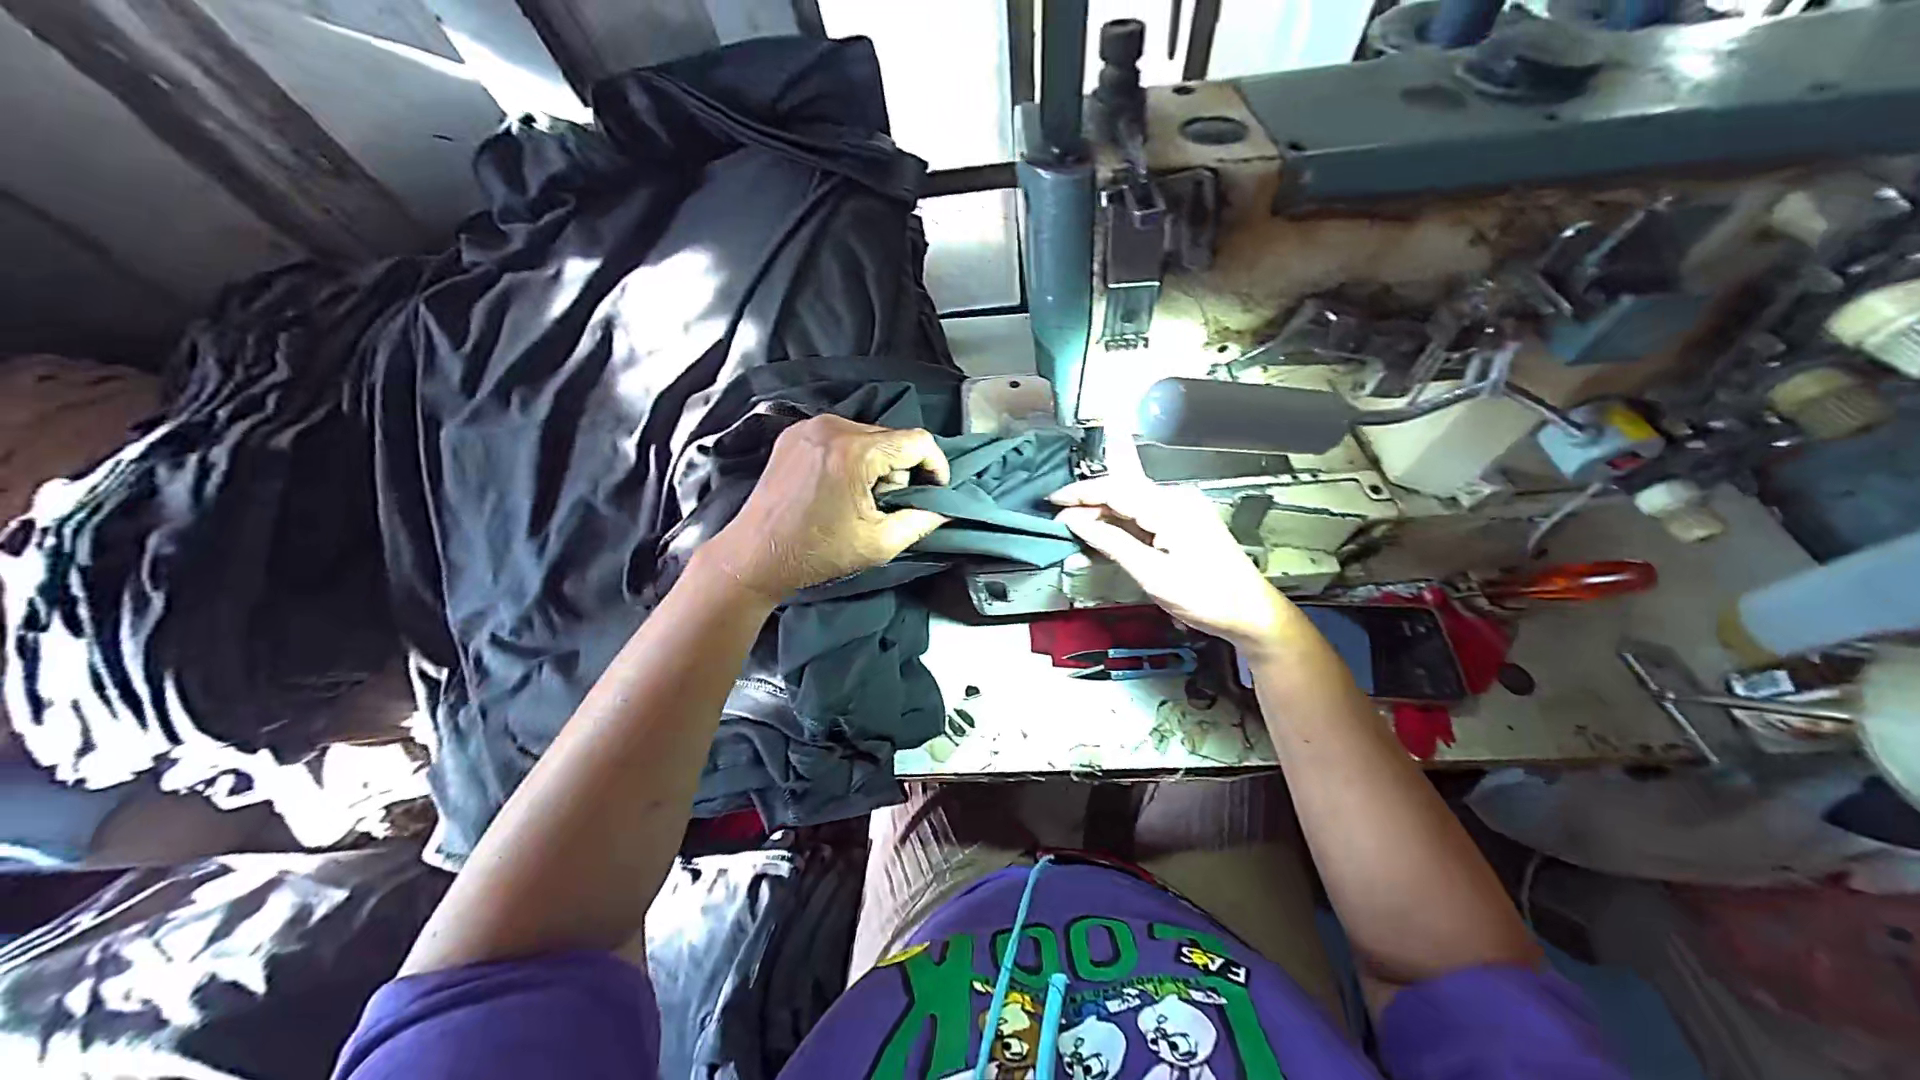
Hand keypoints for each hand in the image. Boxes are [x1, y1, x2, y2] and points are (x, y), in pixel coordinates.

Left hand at [701, 415, 950, 602]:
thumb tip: (944, 509)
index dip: (936, 465)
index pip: (917, 441)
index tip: (936, 491)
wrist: (754, 555)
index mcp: (854, 451)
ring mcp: (809, 427)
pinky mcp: (794, 435)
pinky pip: (840, 438)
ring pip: (867, 437)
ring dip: (877, 465)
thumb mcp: (879, 543)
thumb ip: (921, 521)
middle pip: (891, 438)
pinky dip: (852, 458)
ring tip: (862, 500)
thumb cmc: (815, 552)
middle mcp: (831, 427)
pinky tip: (840, 488)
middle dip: (901, 470)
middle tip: (890, 505)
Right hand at [1050, 477, 1295, 651]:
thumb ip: (1112, 543)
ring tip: (1077, 528)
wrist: (1251, 613)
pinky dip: (1122, 523)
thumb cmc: (1209, 597)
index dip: (1080, 494)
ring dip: (1104, 514)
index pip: (1115, 489)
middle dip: (1089, 503)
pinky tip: (1106, 533)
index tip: (1054, 501)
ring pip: (1132, 503)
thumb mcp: (1151, 574)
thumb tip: (1079, 523)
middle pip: (1122, 491)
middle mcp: (1178, 500)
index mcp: (1171, 507)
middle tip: (1061, 519)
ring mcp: (1184, 510)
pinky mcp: (1186, 522)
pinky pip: (1145, 514)